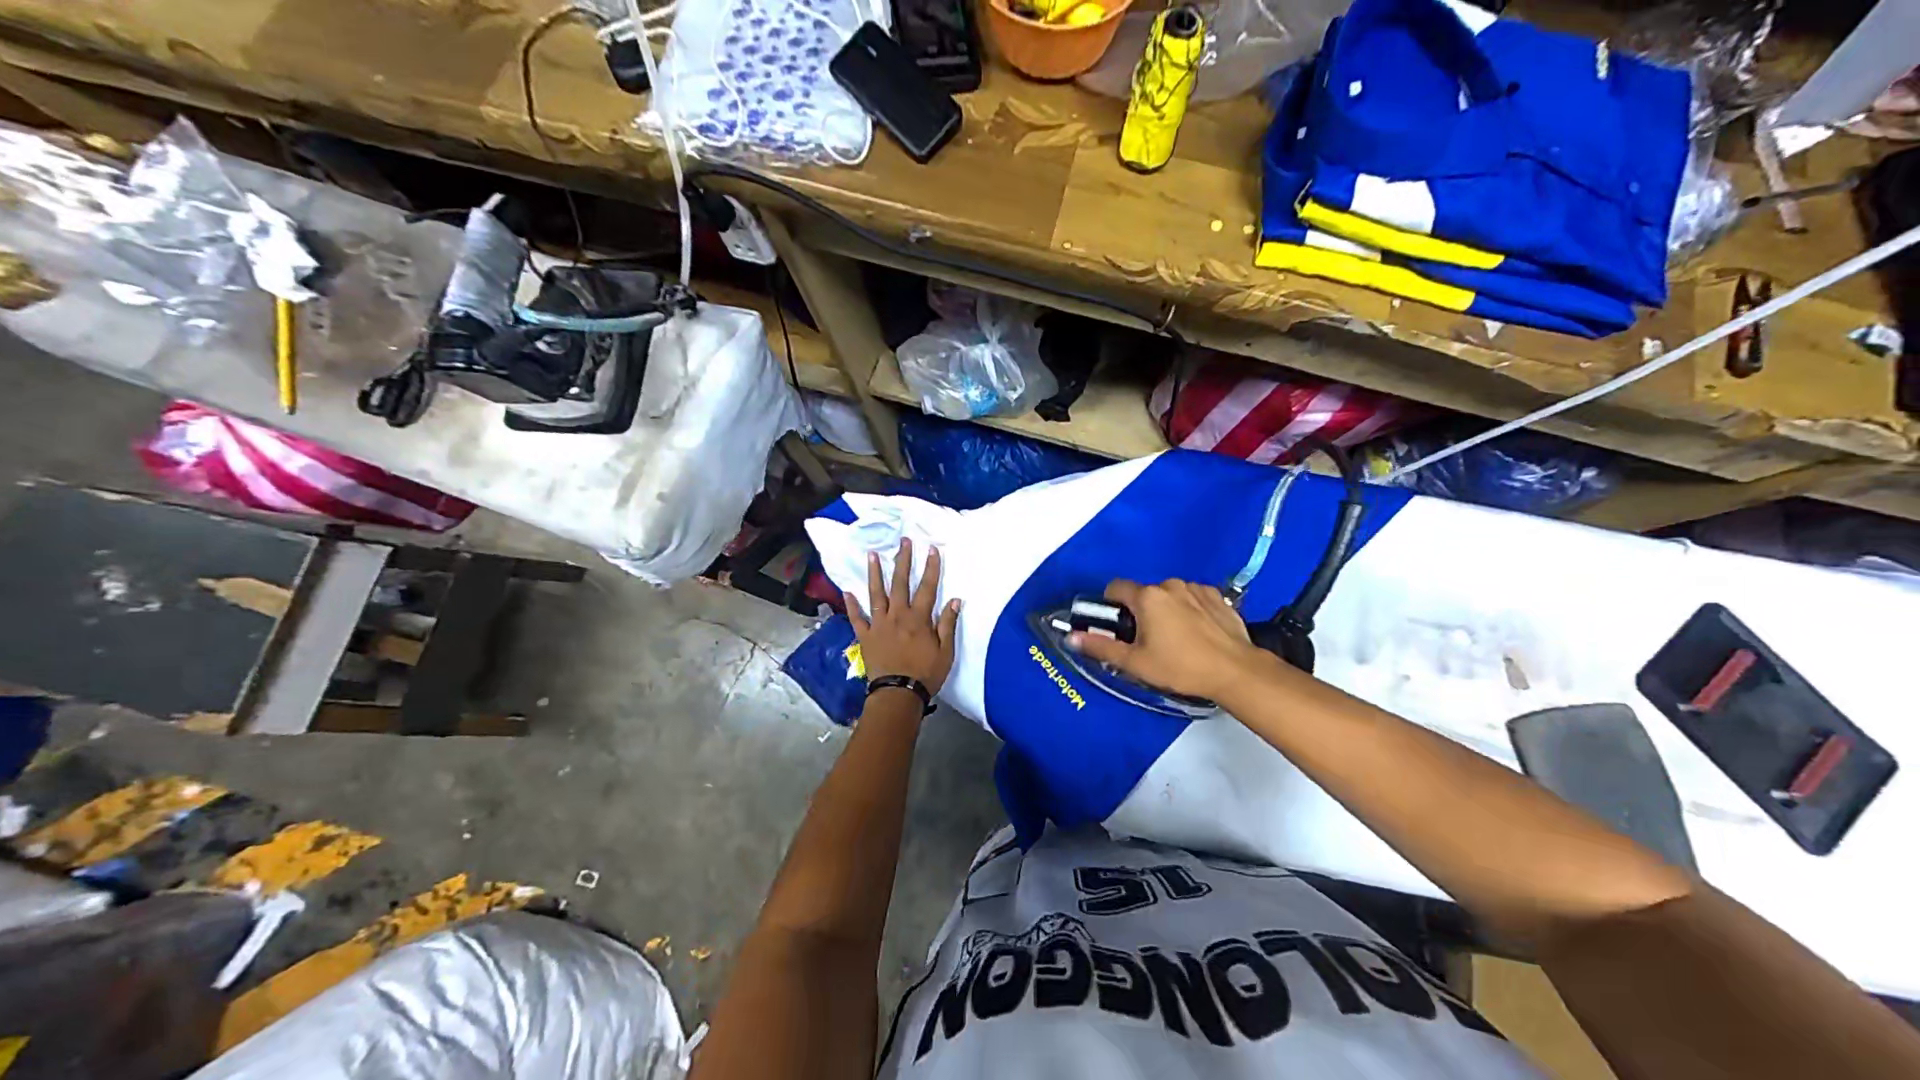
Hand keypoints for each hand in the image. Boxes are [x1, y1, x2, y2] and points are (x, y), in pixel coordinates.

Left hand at [846, 538, 960, 693]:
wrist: (897, 694)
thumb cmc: (925, 674)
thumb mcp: (945, 652)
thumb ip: (948, 624)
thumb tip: (954, 600)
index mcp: (918, 618)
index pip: (927, 587)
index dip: (931, 567)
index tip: (932, 549)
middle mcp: (897, 615)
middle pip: (900, 583)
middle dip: (902, 560)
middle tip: (903, 541)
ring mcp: (878, 624)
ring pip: (875, 594)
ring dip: (874, 573)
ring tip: (872, 555)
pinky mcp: (865, 636)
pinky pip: (856, 618)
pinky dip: (852, 605)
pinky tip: (847, 592)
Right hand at [1067, 579, 1263, 702]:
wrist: (1235, 671)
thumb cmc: (1181, 667)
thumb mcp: (1136, 663)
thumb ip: (1101, 647)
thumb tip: (1072, 638)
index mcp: (1147, 597)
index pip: (1115, 588)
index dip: (1111, 606)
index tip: (1117, 626)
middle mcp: (1170, 585)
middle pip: (1143, 593)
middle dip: (1141, 612)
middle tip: (1147, 641)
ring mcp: (1195, 588)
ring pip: (1169, 595)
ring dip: (1166, 610)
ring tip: (1176, 639)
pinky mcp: (1216, 596)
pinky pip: (1192, 598)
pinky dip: (1189, 610)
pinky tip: (1196, 633)